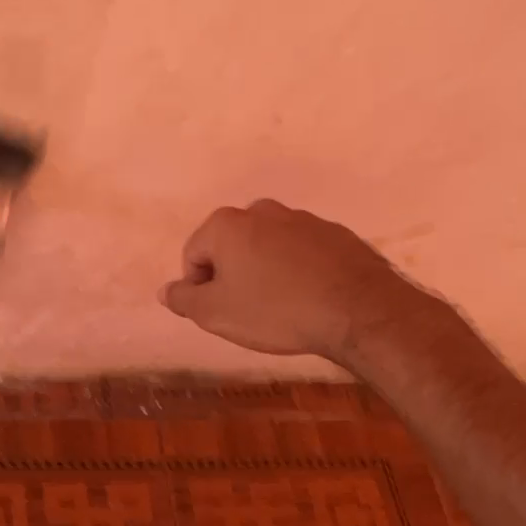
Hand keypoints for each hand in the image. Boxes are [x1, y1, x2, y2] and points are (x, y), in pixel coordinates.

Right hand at [159, 200, 431, 362]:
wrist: (360, 311)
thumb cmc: (275, 310)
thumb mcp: (215, 314)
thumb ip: (183, 299)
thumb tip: (165, 290)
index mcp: (226, 224)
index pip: (194, 256)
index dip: (200, 288)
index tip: (221, 312)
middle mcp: (262, 212)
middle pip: (232, 247)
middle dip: (234, 275)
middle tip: (248, 310)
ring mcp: (304, 220)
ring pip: (268, 248)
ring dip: (266, 272)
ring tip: (282, 307)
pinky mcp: (337, 235)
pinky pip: (303, 254)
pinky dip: (299, 272)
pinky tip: (311, 300)